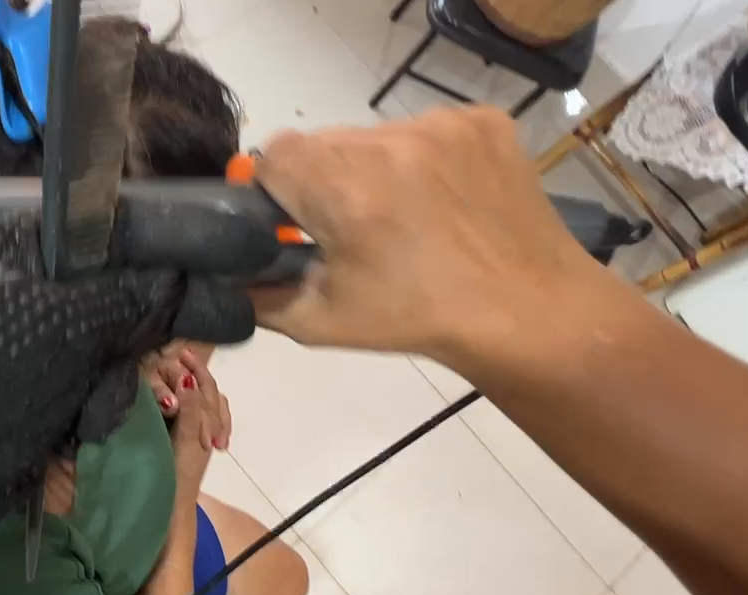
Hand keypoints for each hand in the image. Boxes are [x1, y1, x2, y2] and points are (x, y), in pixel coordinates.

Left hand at [0, 213, 274, 594]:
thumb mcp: (60, 332)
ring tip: (71, 424)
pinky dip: (80, 419)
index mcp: (11, 250)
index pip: (110, 234)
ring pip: (101, 355)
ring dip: (99, 397)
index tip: (223, 283)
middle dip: (122, 350)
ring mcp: (17, 344)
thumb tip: (181, 280)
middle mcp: (13, 288)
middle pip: (112, 300)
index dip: (168, 257)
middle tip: (119, 381)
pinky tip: (59, 440)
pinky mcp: (21, 392)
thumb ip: (126, 298)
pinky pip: (80, 394)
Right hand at [170, 353, 229, 495]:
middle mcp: (204, 428)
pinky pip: (188, 418)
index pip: (205, 388)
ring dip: (191, 387)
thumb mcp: (185, 440)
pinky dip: (184, 405)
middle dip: (195, 373)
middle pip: (205, 393)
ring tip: (177, 372)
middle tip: (179, 355)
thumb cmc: (178, 477)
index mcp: (206, 423)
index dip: (194, 369)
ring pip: (199, 405)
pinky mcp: (182, 447)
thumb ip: (188, 410)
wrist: (172, 512)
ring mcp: (194, 438)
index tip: (179, 352)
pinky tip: (172, 402)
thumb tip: (186, 378)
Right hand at [248, 107, 635, 373]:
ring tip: (385, 215)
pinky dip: (407, 161)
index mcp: (347, 194)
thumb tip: (225, 275)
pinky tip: (426, 200)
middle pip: (318, 142)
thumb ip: (256, 295)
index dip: (267, 188)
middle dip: (312, 181)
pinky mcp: (479, 120)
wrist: (521, 306)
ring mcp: (442, 126)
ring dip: (358, 169)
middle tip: (333, 226)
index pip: (274, 155)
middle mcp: (392, 145)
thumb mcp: (315, 322)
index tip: (279, 221)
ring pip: (366, 135)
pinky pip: (415, 130)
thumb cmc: (410, 320)